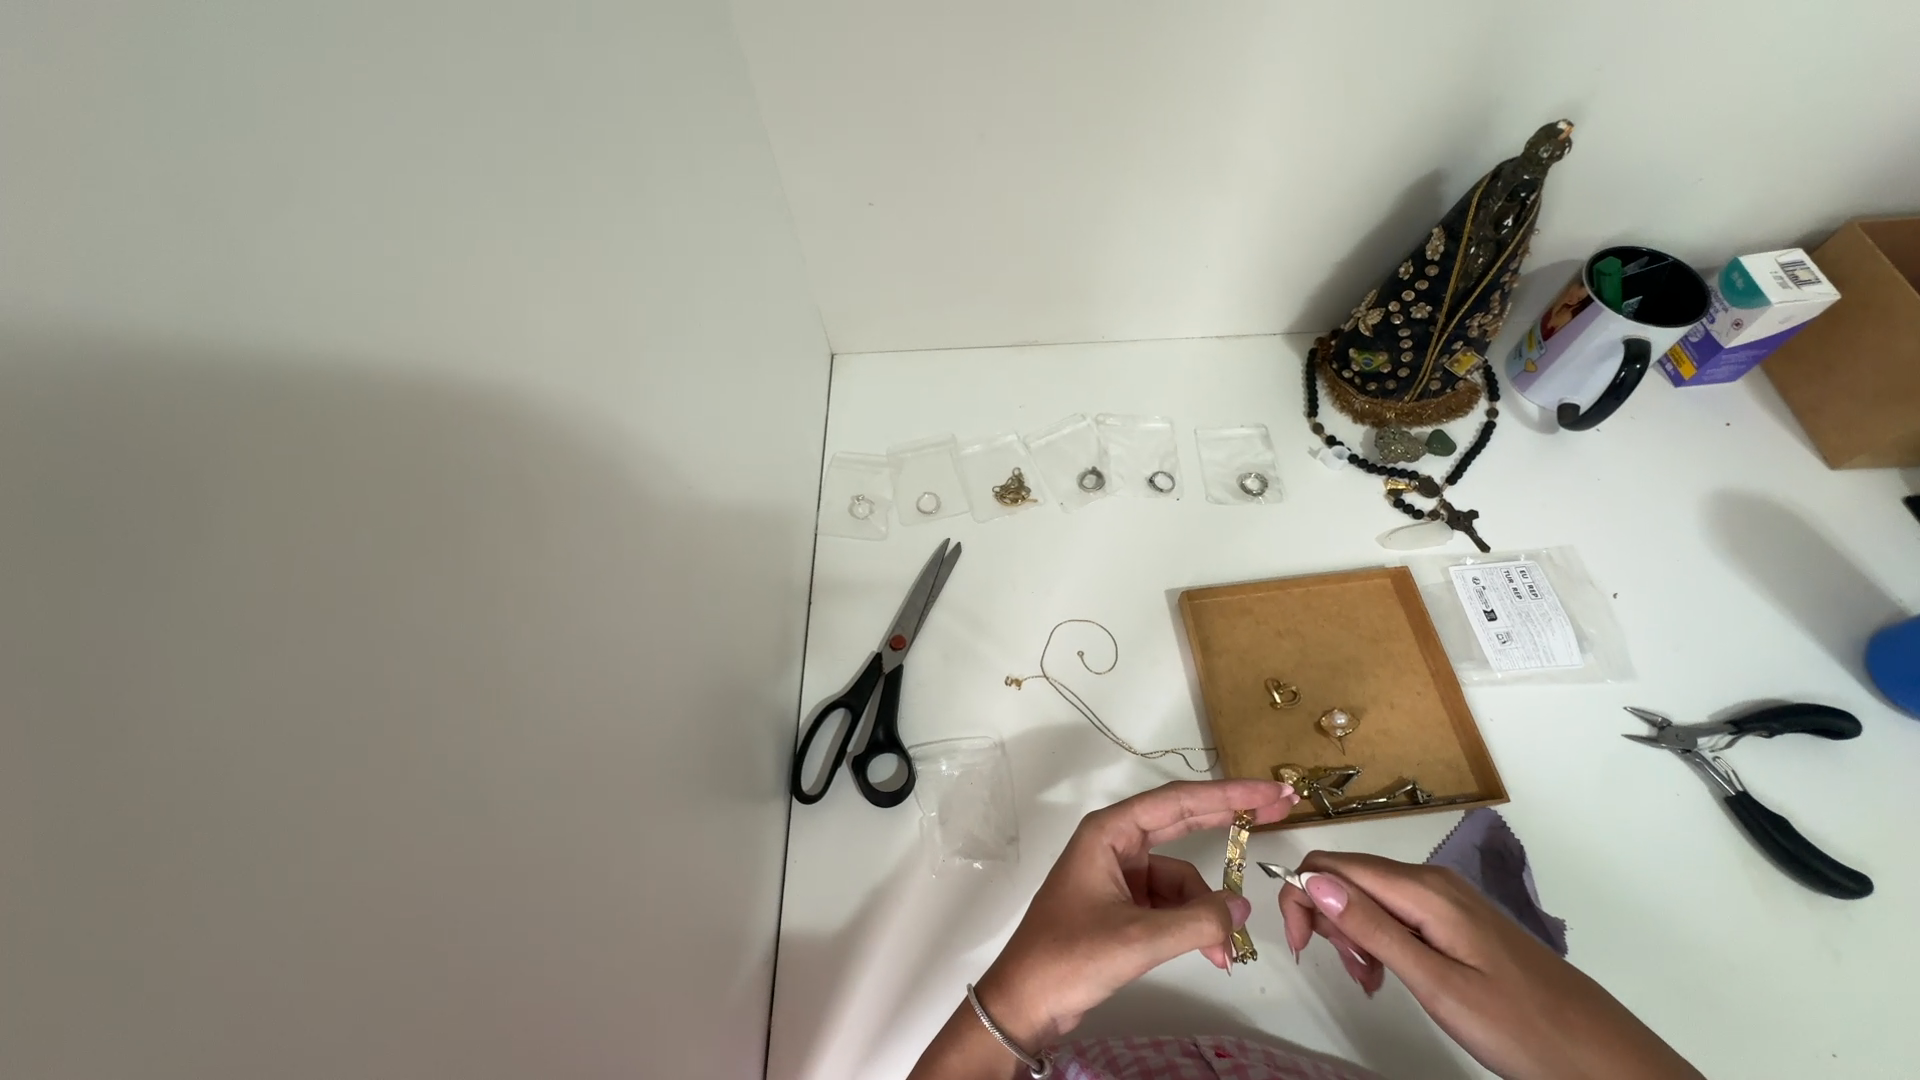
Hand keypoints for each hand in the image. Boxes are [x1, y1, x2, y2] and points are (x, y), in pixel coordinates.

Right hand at [1279, 852, 1703, 1079]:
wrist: (1604, 1059)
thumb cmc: (1518, 1028)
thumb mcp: (1437, 984)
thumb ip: (1372, 928)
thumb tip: (1311, 879)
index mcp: (1422, 890)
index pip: (1331, 866)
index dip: (1301, 897)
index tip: (1303, 948)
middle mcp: (1429, 880)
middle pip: (1346, 876)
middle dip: (1329, 918)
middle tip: (1353, 972)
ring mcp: (1445, 897)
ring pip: (1368, 895)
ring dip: (1352, 932)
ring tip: (1371, 980)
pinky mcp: (1455, 918)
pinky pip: (1395, 911)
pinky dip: (1378, 938)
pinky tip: (1390, 973)